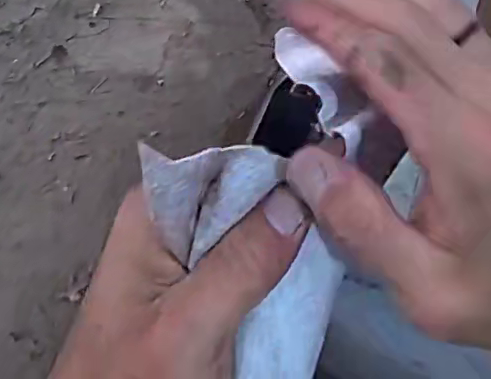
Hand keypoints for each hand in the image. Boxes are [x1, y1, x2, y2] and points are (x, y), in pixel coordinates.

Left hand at [50, 184, 309, 378]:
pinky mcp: (215, 287)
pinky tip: (309, 267)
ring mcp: (198, 255)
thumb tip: (296, 199)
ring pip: (263, 223)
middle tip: (334, 214)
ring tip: (329, 238)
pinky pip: (264, 258)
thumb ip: (240, 262)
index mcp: (155, 211)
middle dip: (290, 201)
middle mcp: (177, 223)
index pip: (232, 160)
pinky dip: (287, 264)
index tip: (325, 179)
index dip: (281, 166)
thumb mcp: (184, 329)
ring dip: (293, 235)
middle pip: (252, 188)